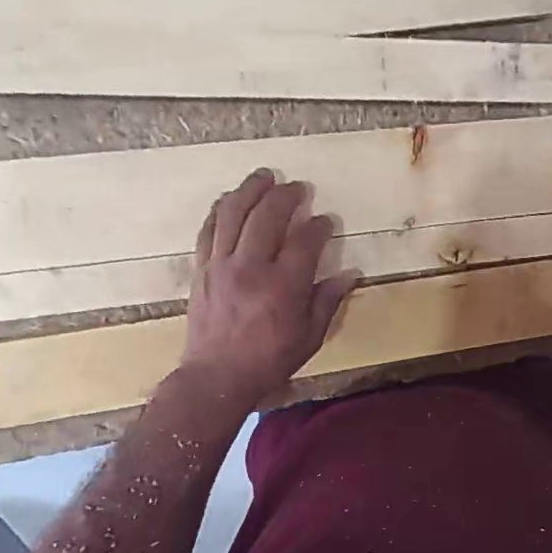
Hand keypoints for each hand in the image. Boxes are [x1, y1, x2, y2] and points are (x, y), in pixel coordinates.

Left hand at [180, 170, 355, 404]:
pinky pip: (209, 229)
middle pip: (267, 217)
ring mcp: (221, 265)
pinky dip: (221, 210)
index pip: (305, 241)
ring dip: (249, 190)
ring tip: (263, 176)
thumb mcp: (311, 335)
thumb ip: (328, 300)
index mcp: (284, 286)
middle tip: (298, 187)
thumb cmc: (272, 359)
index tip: (328, 220)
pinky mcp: (201, 268)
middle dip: (285, 196)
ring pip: (233, 214)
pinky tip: (230, 200)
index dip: (319, 227)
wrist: (218, 376)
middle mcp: (251, 267)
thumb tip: (350, 274)